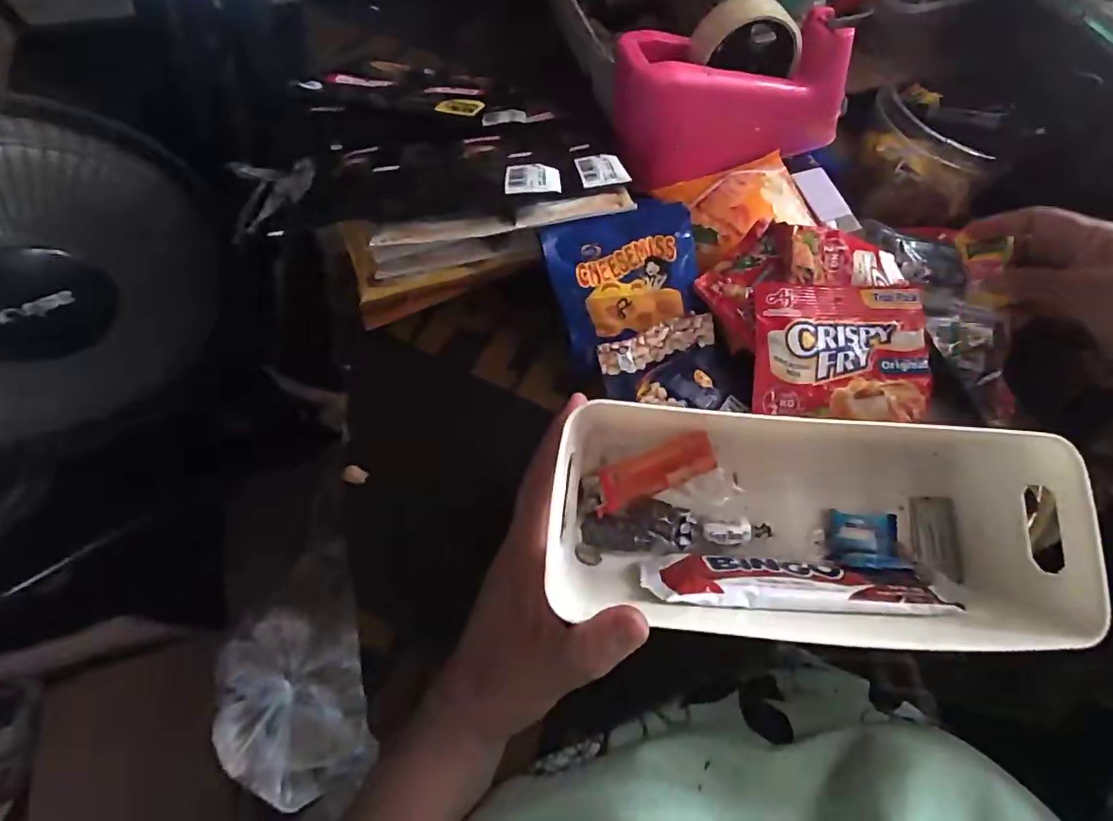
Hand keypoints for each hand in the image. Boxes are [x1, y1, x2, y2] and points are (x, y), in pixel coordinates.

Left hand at [422, 394, 648, 745]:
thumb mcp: (558, 666)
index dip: (556, 439)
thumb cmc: (508, 679)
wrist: (470, 711)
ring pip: (550, 500)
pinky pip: (556, 522)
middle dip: (572, 444)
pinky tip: (606, 512)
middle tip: (614, 421)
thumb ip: (595, 645)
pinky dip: (576, 502)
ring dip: (575, 470)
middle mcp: (524, 543)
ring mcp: (525, 558)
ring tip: (617, 452)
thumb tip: (642, 617)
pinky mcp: (531, 574)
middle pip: (547, 480)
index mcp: (526, 549)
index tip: (577, 401)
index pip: (540, 482)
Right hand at [964, 206, 1112, 372]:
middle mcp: (1088, 253)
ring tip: (981, 298)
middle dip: (1002, 259)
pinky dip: (1028, 306)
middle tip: (968, 272)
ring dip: (1012, 286)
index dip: (1000, 224)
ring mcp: (1089, 281)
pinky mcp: (1090, 308)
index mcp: (1091, 235)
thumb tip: (985, 280)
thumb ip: (1029, 283)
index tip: (966, 236)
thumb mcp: (1077, 289)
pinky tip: (1007, 318)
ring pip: (1040, 277)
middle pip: (1036, 248)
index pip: (1037, 219)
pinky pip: (1050, 300)